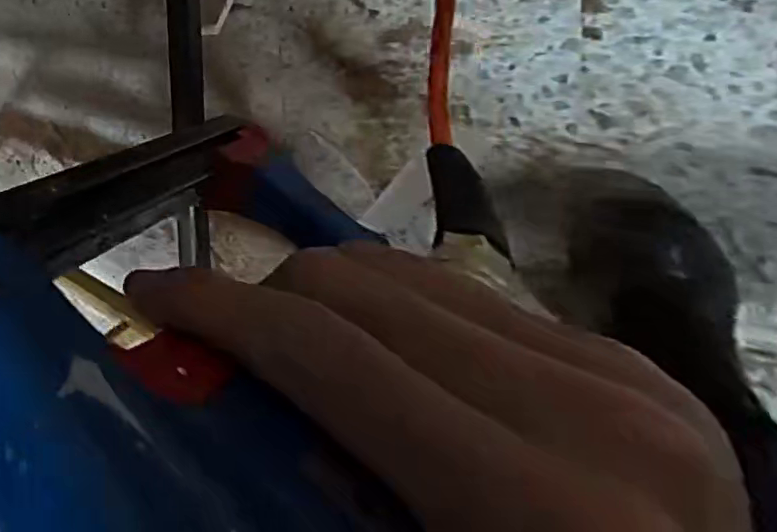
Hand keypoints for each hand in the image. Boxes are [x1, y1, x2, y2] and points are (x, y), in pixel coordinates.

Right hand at [124, 242, 749, 531]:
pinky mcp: (630, 362)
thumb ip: (307, 491)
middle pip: (351, 285)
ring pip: (395, 269)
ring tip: (302, 347)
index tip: (147, 288)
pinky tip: (387, 360)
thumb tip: (219, 388)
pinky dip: (391, 311)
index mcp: (542, 510)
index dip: (216, 306)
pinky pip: (455, 291)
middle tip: (224, 341)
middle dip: (262, 299)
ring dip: (323, 297)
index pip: (324, 350)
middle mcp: (593, 417)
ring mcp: (623, 377)